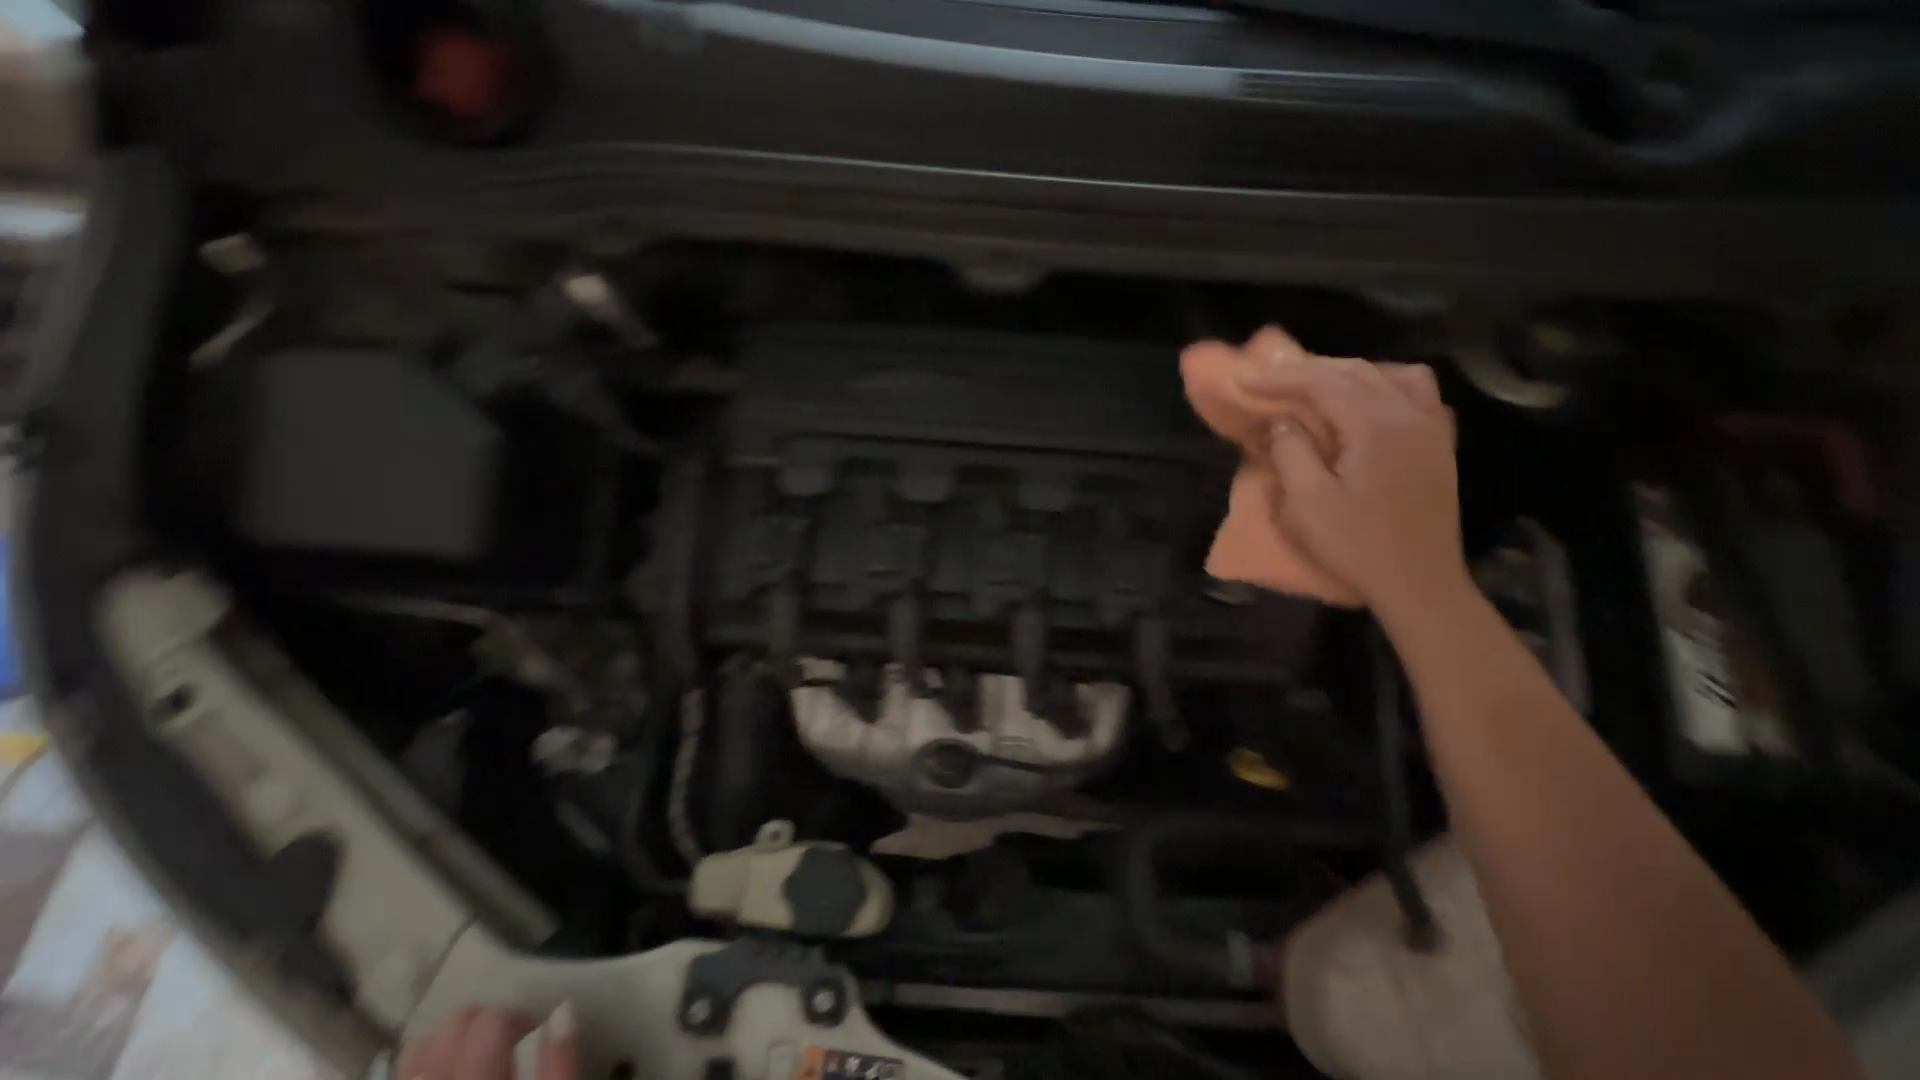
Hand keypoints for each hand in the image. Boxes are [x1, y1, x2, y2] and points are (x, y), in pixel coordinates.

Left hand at [397, 1004, 578, 1079]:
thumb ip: (562, 1059)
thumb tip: (564, 1008)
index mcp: (477, 1074)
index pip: (492, 1019)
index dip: (519, 1018)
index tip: (536, 1034)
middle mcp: (436, 1076)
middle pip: (455, 1022)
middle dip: (486, 1022)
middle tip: (511, 1044)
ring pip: (420, 1046)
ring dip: (451, 1040)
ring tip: (477, 1058)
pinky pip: (403, 1072)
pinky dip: (425, 1063)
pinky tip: (447, 1074)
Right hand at [1244, 354, 1468, 617]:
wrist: (1419, 582)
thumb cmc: (1357, 545)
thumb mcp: (1308, 503)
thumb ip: (1292, 452)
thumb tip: (1284, 421)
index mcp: (1374, 425)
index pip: (1324, 382)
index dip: (1282, 377)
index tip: (1247, 380)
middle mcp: (1408, 414)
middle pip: (1356, 372)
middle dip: (1311, 370)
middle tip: (1272, 378)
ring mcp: (1431, 427)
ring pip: (1390, 375)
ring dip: (1349, 373)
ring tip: (1320, 384)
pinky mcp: (1440, 445)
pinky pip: (1417, 393)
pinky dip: (1386, 384)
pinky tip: (1369, 401)